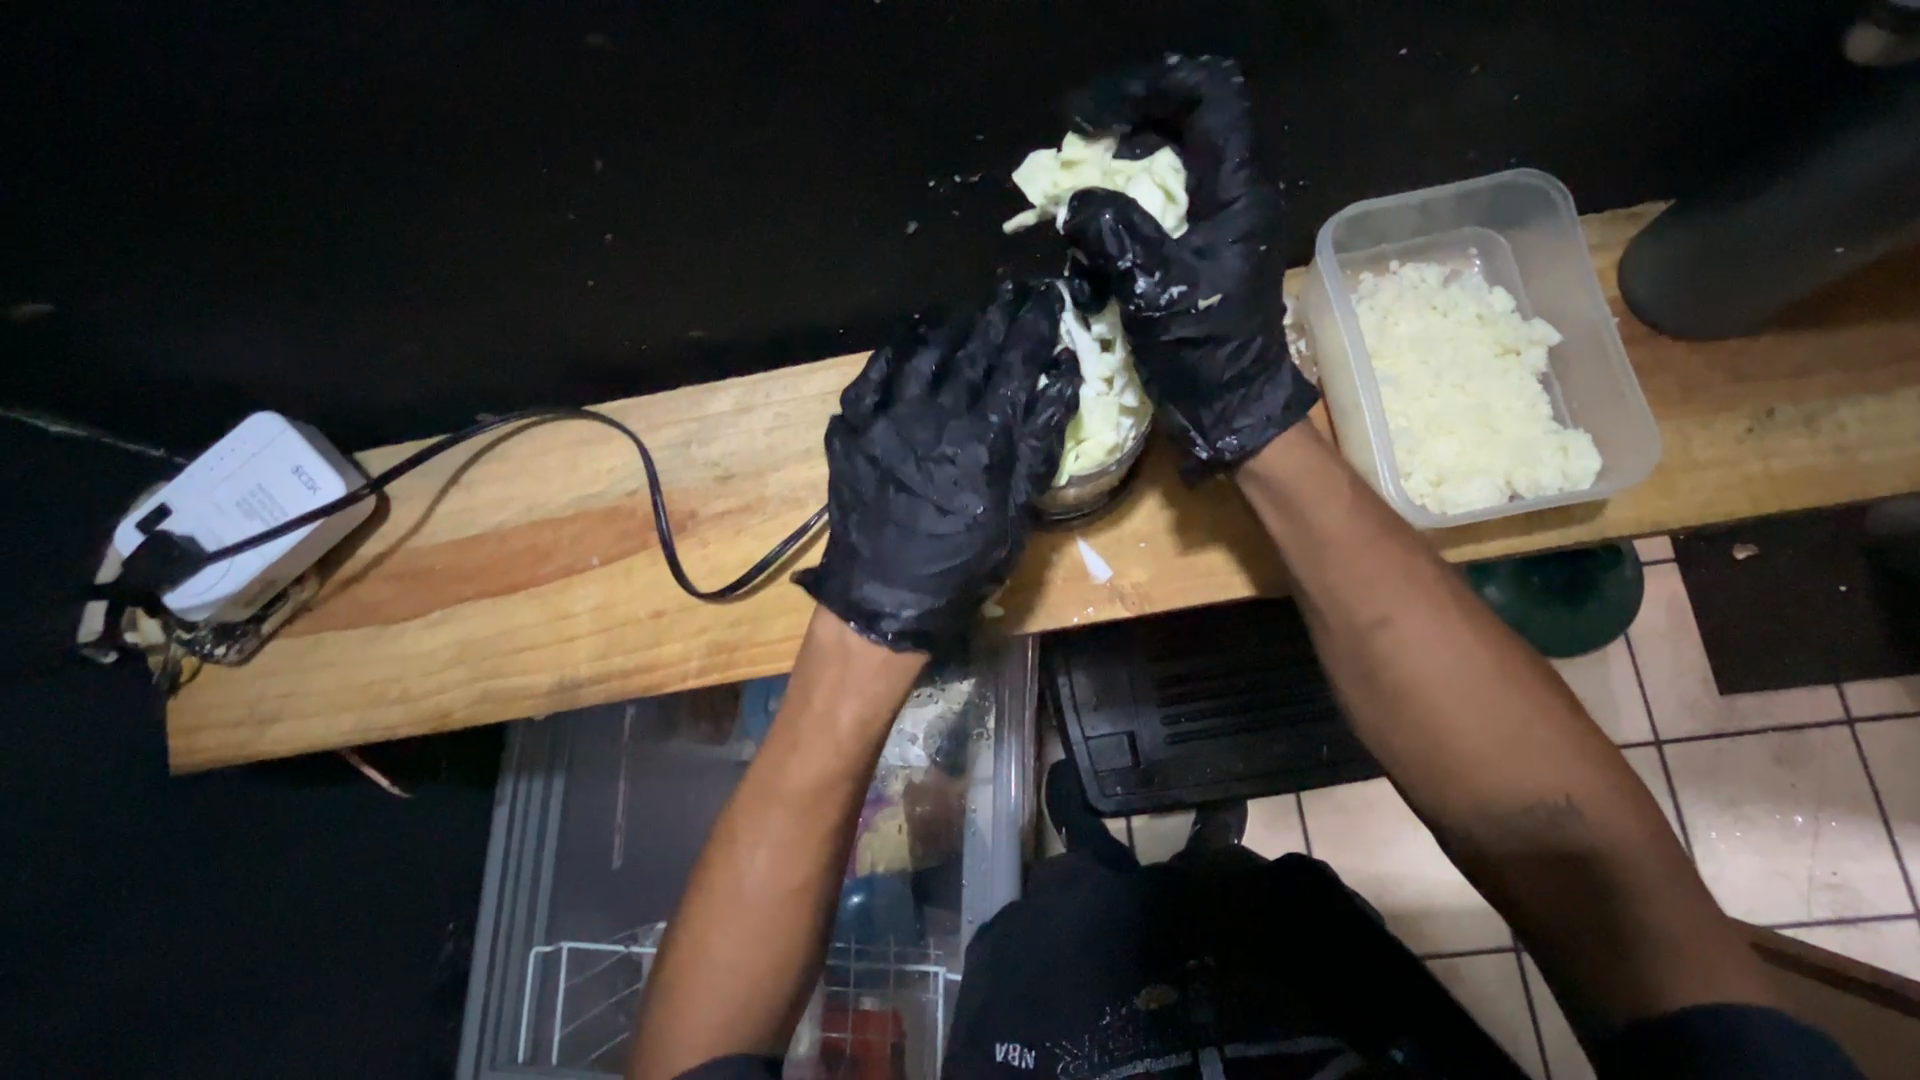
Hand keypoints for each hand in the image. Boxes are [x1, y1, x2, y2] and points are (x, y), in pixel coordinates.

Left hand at [794, 280, 1079, 653]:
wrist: (885, 597)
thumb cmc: (963, 564)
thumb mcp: (1016, 510)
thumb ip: (1039, 440)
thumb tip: (1061, 374)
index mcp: (983, 436)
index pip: (1014, 364)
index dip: (1033, 328)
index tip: (1046, 300)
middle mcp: (935, 415)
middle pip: (971, 351)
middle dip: (995, 319)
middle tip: (1011, 293)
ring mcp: (886, 418)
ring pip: (924, 355)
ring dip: (950, 329)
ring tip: (968, 312)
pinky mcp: (851, 429)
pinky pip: (874, 376)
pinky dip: (896, 352)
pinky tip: (911, 340)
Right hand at [1061, 55, 1317, 469]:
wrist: (1231, 411)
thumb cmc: (1206, 353)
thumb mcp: (1156, 289)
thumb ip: (1115, 233)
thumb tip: (1074, 202)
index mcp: (1236, 192)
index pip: (1207, 97)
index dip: (1148, 88)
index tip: (1091, 117)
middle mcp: (1230, 197)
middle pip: (1178, 129)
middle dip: (1120, 138)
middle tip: (1075, 159)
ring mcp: (1213, 226)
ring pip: (1161, 173)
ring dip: (1114, 185)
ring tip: (1078, 212)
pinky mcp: (1195, 253)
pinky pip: (1154, 214)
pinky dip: (1118, 221)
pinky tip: (1092, 252)